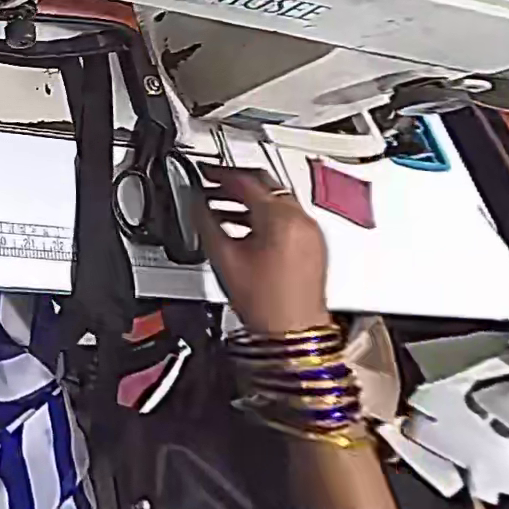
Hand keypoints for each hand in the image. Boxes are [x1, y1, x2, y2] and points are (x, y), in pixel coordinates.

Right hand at [198, 166, 330, 334]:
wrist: (292, 336)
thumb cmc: (265, 304)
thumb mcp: (222, 256)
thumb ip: (204, 220)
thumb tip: (195, 202)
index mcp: (281, 219)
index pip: (246, 180)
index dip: (219, 174)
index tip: (204, 173)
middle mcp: (301, 221)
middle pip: (265, 183)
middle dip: (235, 180)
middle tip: (212, 181)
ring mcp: (310, 232)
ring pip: (276, 198)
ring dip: (248, 197)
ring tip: (221, 202)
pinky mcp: (313, 244)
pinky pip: (286, 215)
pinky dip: (263, 212)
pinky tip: (242, 221)